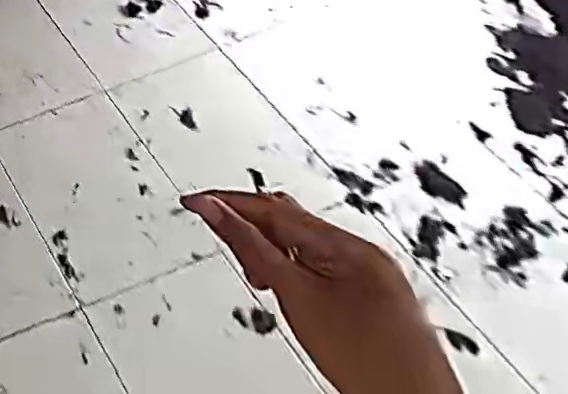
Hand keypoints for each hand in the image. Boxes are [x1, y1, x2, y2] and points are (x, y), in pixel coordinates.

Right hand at [182, 191, 462, 393]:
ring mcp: (371, 276)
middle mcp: (363, 254)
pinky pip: (318, 265)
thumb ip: (249, 245)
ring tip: (258, 276)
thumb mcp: (294, 295)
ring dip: (270, 250)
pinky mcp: (372, 297)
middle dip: (249, 226)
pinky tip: (283, 287)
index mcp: (347, 245)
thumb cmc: (371, 366)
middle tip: (220, 235)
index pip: (271, 207)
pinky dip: (291, 269)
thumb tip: (213, 207)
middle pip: (287, 220)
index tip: (194, 199)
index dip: (227, 201)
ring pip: (301, 243)